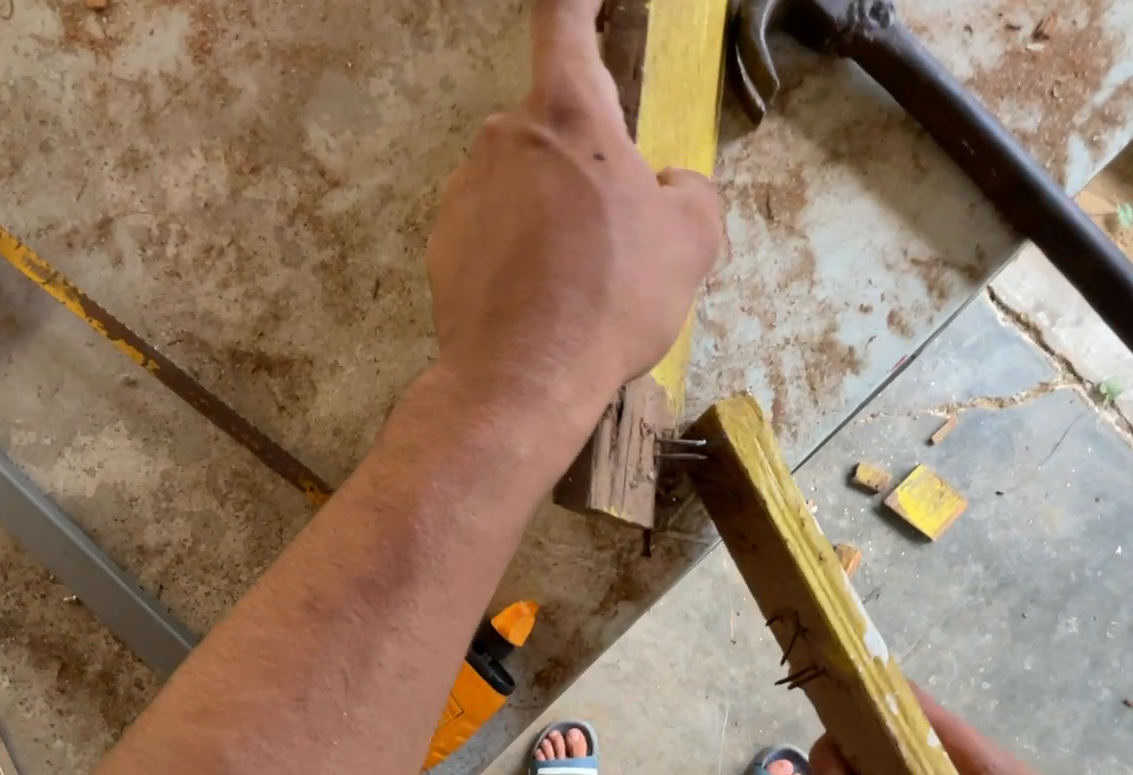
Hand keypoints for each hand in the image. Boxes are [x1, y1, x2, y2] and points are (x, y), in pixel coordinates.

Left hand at [425, 0, 723, 423]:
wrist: (523, 380)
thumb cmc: (612, 299)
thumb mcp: (691, 243)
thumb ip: (689, 193)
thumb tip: (668, 186)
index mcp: (568, 116)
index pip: (565, 20)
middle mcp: (502, 138)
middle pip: (550, 129)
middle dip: (581, 168)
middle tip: (609, 237)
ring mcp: (463, 192)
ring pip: (520, 186)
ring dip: (547, 216)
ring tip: (571, 285)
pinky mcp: (441, 245)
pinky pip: (490, 231)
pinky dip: (513, 253)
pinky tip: (533, 302)